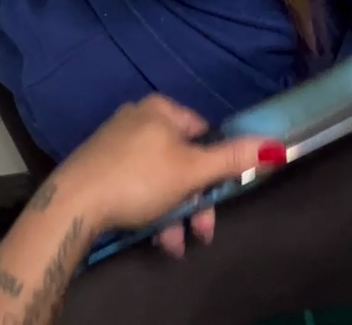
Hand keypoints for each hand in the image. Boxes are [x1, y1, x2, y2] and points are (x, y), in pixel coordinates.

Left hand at [48, 95, 274, 256]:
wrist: (74, 203)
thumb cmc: (140, 178)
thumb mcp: (192, 170)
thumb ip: (233, 158)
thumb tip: (277, 144)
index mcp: (161, 108)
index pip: (203, 132)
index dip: (216, 166)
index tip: (219, 197)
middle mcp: (139, 116)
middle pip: (183, 159)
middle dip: (196, 200)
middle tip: (200, 232)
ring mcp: (117, 141)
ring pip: (162, 176)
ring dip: (176, 212)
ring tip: (174, 243)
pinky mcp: (102, 165)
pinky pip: (138, 184)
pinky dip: (151, 209)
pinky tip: (155, 236)